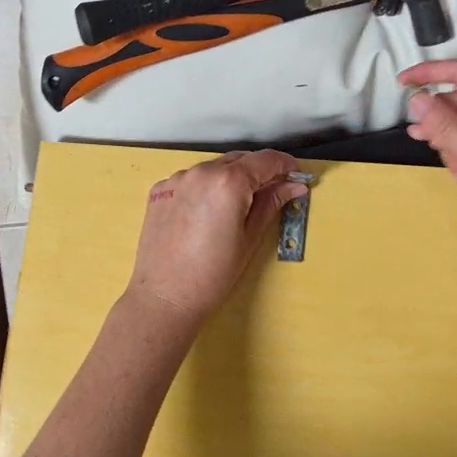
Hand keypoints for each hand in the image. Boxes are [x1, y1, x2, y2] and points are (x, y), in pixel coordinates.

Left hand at [126, 150, 307, 328]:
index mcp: (229, 181)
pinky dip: (205, 188)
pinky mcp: (160, 190)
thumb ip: (272, 203)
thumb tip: (296, 186)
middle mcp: (202, 171)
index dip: (285, 164)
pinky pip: (191, 180)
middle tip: (271, 192)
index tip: (296, 174)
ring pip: (214, 168)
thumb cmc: (214, 273)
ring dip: (230, 178)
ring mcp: (177, 178)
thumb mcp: (250, 238)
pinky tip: (205, 214)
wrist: (164, 297)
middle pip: (239, 159)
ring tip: (235, 207)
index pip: (265, 159)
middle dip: (258, 171)